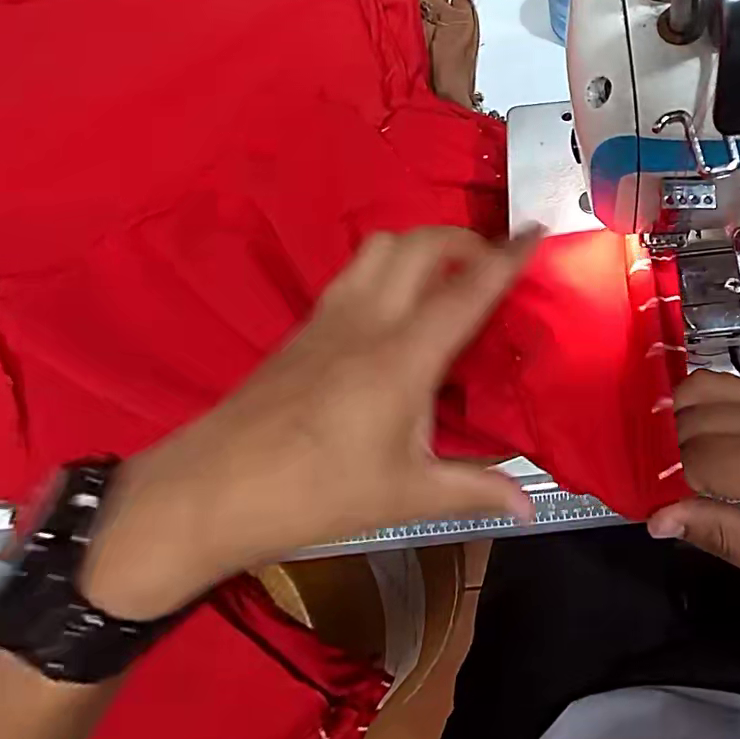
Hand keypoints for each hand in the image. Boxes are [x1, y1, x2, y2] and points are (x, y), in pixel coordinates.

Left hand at [78, 227, 539, 619]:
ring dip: (423, 244)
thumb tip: (529, 507)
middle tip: (491, 263)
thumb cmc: (313, 493)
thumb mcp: (404, 496)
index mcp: (404, 358)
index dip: (506, 258)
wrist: (205, 492)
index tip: (534, 231)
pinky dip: (390, 262)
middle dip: (465, 239)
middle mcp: (371, 320)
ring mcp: (333, 315)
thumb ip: (474, 490)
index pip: (467, 292)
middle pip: (422, 245)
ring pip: (383, 245)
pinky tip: (397, 301)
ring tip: (448, 274)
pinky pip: (357, 267)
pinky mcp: (307, 323)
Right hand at [647, 370, 739, 617]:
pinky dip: (694, 405)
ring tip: (668, 464)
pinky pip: (721, 385)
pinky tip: (691, 438)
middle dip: (664, 454)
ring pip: (699, 390)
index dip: (666, 485)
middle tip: (654, 492)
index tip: (653, 511)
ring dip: (673, 423)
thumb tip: (657, 518)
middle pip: (692, 419)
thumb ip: (719, 534)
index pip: (697, 459)